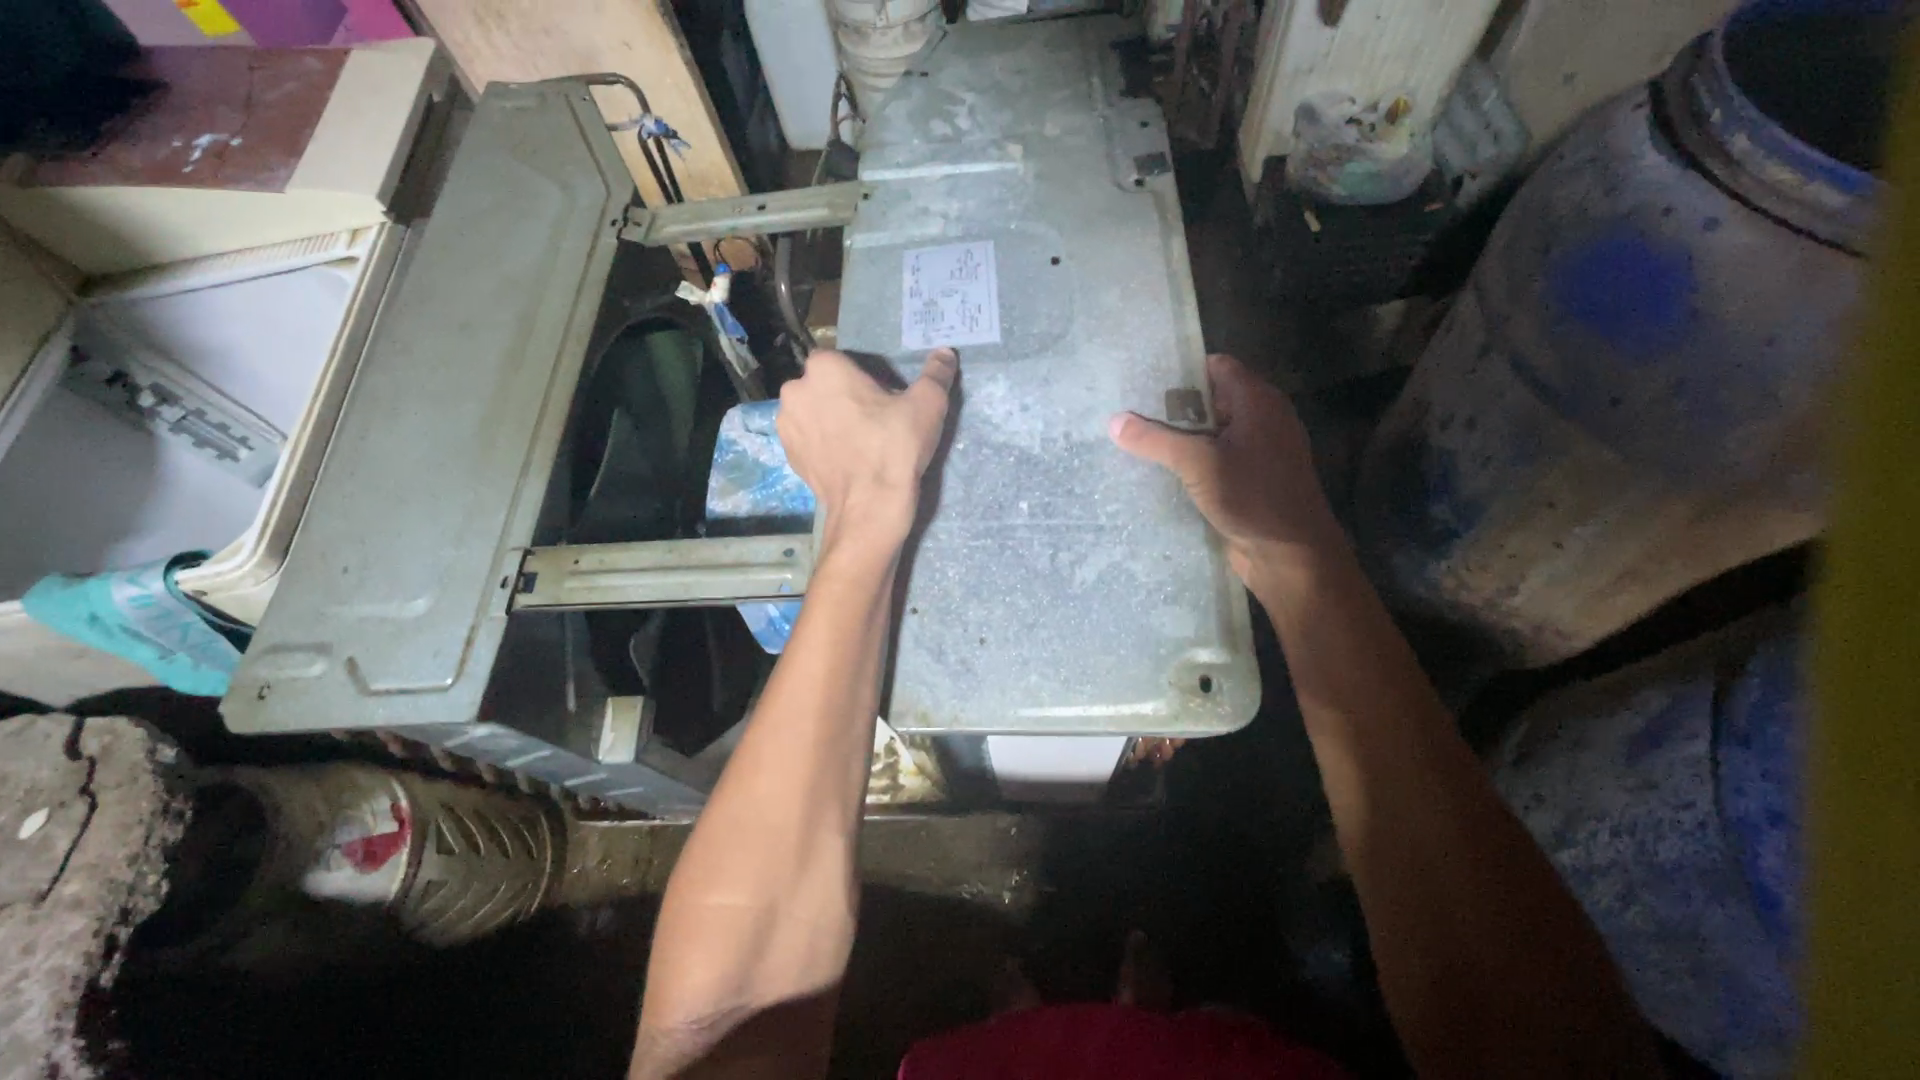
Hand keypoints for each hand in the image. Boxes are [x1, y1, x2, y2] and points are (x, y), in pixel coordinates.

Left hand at [778, 348, 957, 551]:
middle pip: (824, 385)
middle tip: (873, 419)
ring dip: (829, 418)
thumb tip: (946, 353)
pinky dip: (822, 444)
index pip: (842, 359)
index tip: (882, 396)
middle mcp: (796, 391)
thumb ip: (936, 373)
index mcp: (824, 368)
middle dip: (842, 395)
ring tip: (859, 441)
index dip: (862, 375)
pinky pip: (808, 439)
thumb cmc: (895, 446)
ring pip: (812, 412)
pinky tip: (846, 458)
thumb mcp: (927, 404)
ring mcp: (786, 425)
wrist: (870, 505)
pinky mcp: (788, 455)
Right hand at [1109, 353, 1338, 582]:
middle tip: (1131, 411)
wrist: (1291, 555)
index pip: (1217, 367)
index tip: (1144, 380)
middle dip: (1174, 406)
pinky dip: (1192, 462)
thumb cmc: (1252, 498)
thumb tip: (1115, 421)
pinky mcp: (1252, 482)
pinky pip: (1217, 461)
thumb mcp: (1198, 463)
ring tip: (1137, 440)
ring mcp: (1259, 452)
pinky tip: (1161, 472)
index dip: (1183, 370)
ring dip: (1181, 438)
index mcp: (1259, 402)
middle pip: (1213, 400)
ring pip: (1212, 434)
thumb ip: (1156, 440)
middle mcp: (1262, 420)